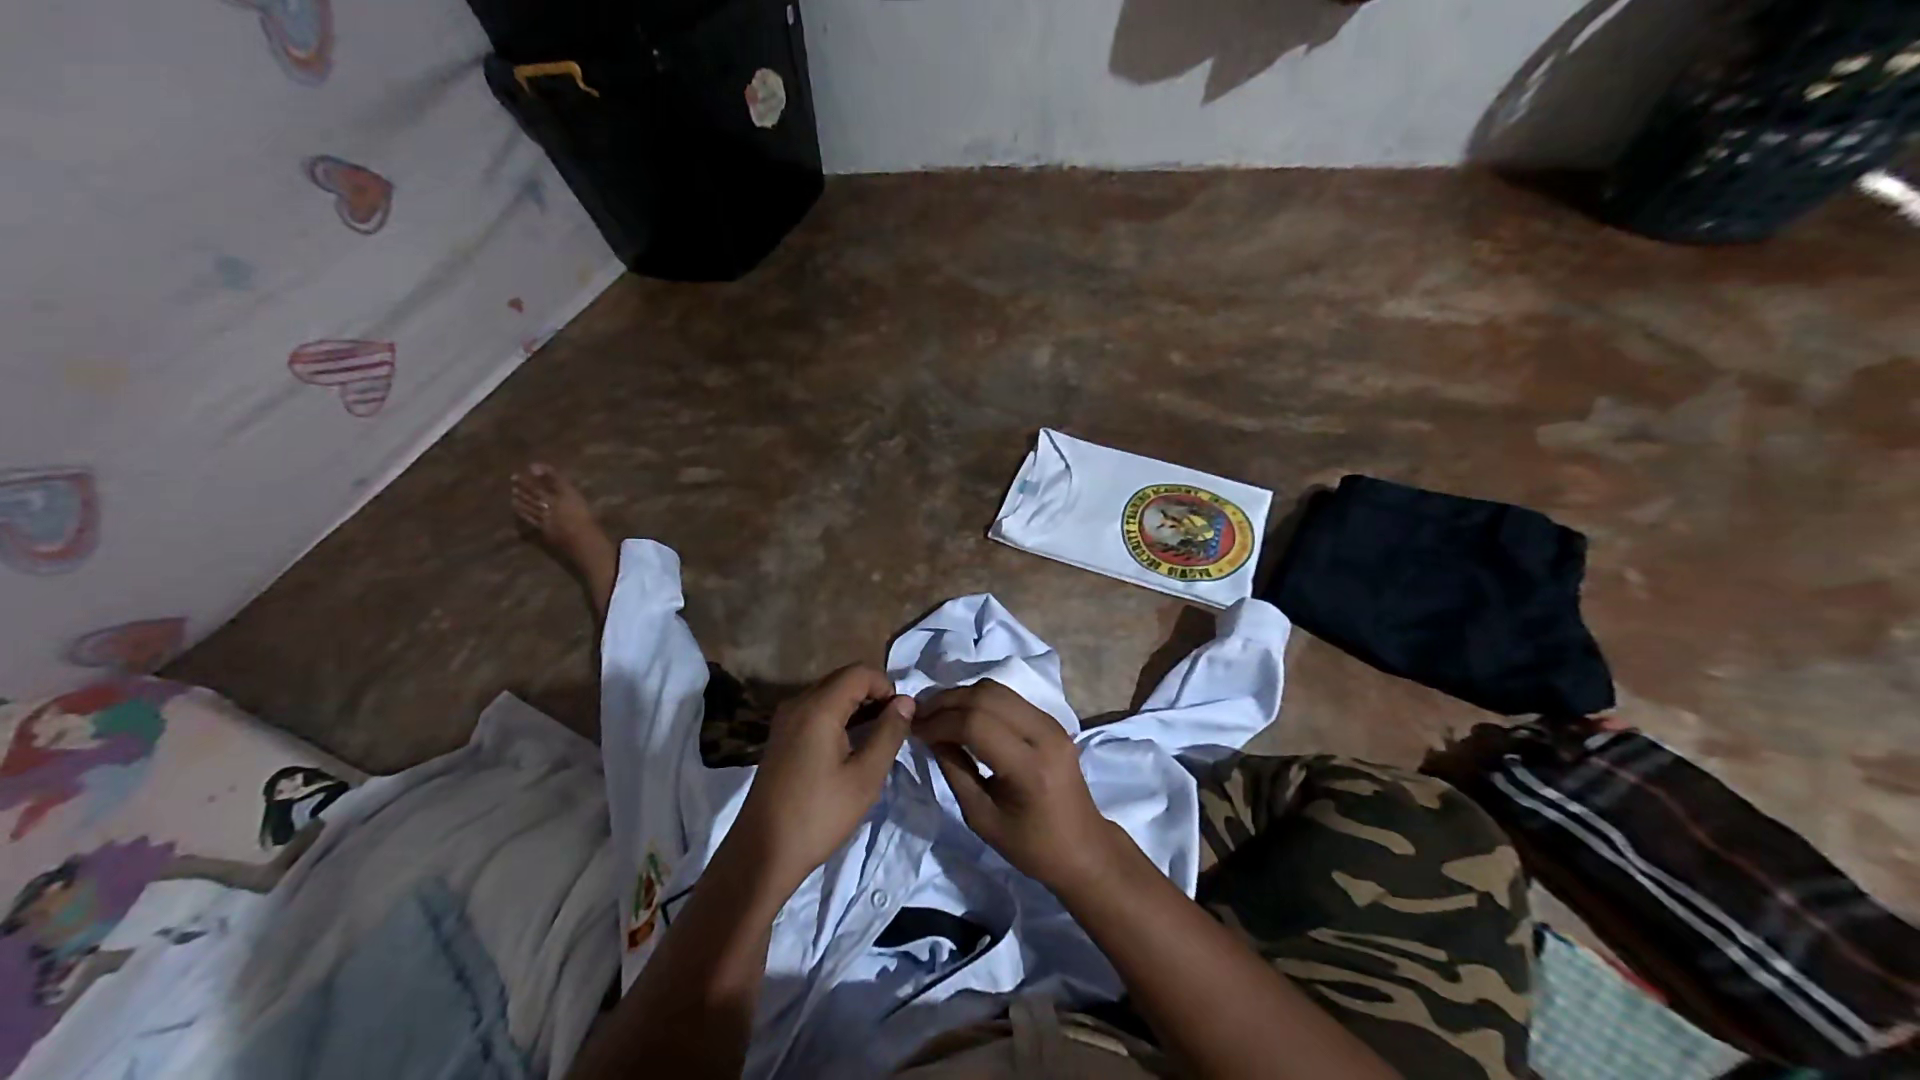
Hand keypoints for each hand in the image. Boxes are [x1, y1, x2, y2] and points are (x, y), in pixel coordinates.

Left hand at [724, 665, 914, 897]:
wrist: (762, 853)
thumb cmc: (819, 815)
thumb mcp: (866, 777)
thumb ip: (888, 733)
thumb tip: (906, 702)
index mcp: (817, 708)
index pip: (859, 672)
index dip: (886, 686)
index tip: (901, 716)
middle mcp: (797, 704)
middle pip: (842, 679)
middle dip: (873, 694)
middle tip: (894, 726)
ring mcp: (785, 720)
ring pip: (829, 694)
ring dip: (856, 706)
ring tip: (878, 737)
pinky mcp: (781, 737)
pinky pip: (815, 711)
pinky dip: (838, 717)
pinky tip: (851, 745)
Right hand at [914, 679, 1127, 892]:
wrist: (1083, 848)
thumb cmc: (1031, 846)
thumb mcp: (981, 817)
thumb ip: (954, 770)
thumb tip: (930, 735)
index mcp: (1029, 767)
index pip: (976, 724)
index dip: (939, 721)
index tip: (914, 729)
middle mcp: (1045, 735)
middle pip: (986, 696)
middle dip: (946, 701)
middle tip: (919, 715)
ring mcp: (1052, 724)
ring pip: (997, 690)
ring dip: (962, 696)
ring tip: (936, 713)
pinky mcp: (1052, 721)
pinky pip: (1009, 698)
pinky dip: (979, 700)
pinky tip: (961, 714)